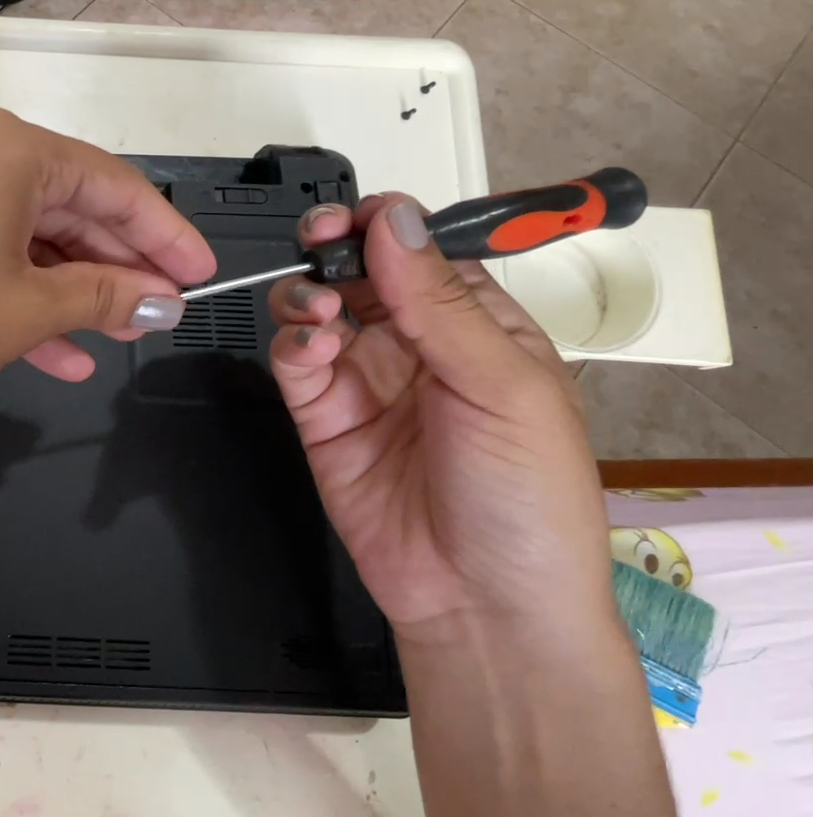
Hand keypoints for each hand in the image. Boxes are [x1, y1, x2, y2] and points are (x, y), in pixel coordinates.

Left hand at [0, 108, 216, 467]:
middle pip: (64, 205)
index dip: (164, 235)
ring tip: (111, 338)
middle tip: (156, 313)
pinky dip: (14, 292)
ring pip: (20, 234)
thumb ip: (104, 296)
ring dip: (66, 288)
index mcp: (5, 148)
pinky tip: (54, 349)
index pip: (111, 185)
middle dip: (113, 267)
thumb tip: (158, 298)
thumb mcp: (26, 312)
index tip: (199, 275)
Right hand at [268, 196, 614, 642]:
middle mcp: (416, 346)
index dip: (388, 229)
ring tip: (316, 313)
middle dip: (333, 250)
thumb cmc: (526, 497)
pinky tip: (309, 351)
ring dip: (306, 296)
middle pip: (359, 273)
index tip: (356, 219)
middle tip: (316, 242)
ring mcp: (363, 380)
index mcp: (479, 328)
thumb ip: (440, 304)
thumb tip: (394, 221)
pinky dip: (291, 344)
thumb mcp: (503, 388)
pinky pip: (293, 360)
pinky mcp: (320, 415)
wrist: (476, 598)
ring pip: (316, 309)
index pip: (423, 255)